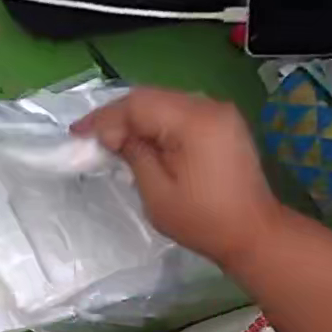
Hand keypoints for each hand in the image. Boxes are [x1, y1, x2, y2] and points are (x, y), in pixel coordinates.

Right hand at [73, 86, 287, 266]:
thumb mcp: (157, 193)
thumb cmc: (203, 221)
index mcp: (193, 121)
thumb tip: (115, 135)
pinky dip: (158, 124)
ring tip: (111, 140)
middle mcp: (209, 106)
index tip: (78, 135)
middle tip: (90, 137)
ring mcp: (220, 113)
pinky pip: (182, 114)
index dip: (104, 118)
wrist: (253, 234)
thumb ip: (134, 155)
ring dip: (137, 119)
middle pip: (152, 98)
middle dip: (118, 116)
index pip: (138, 105)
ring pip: (166, 103)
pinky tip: (142, 141)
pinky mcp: (224, 125)